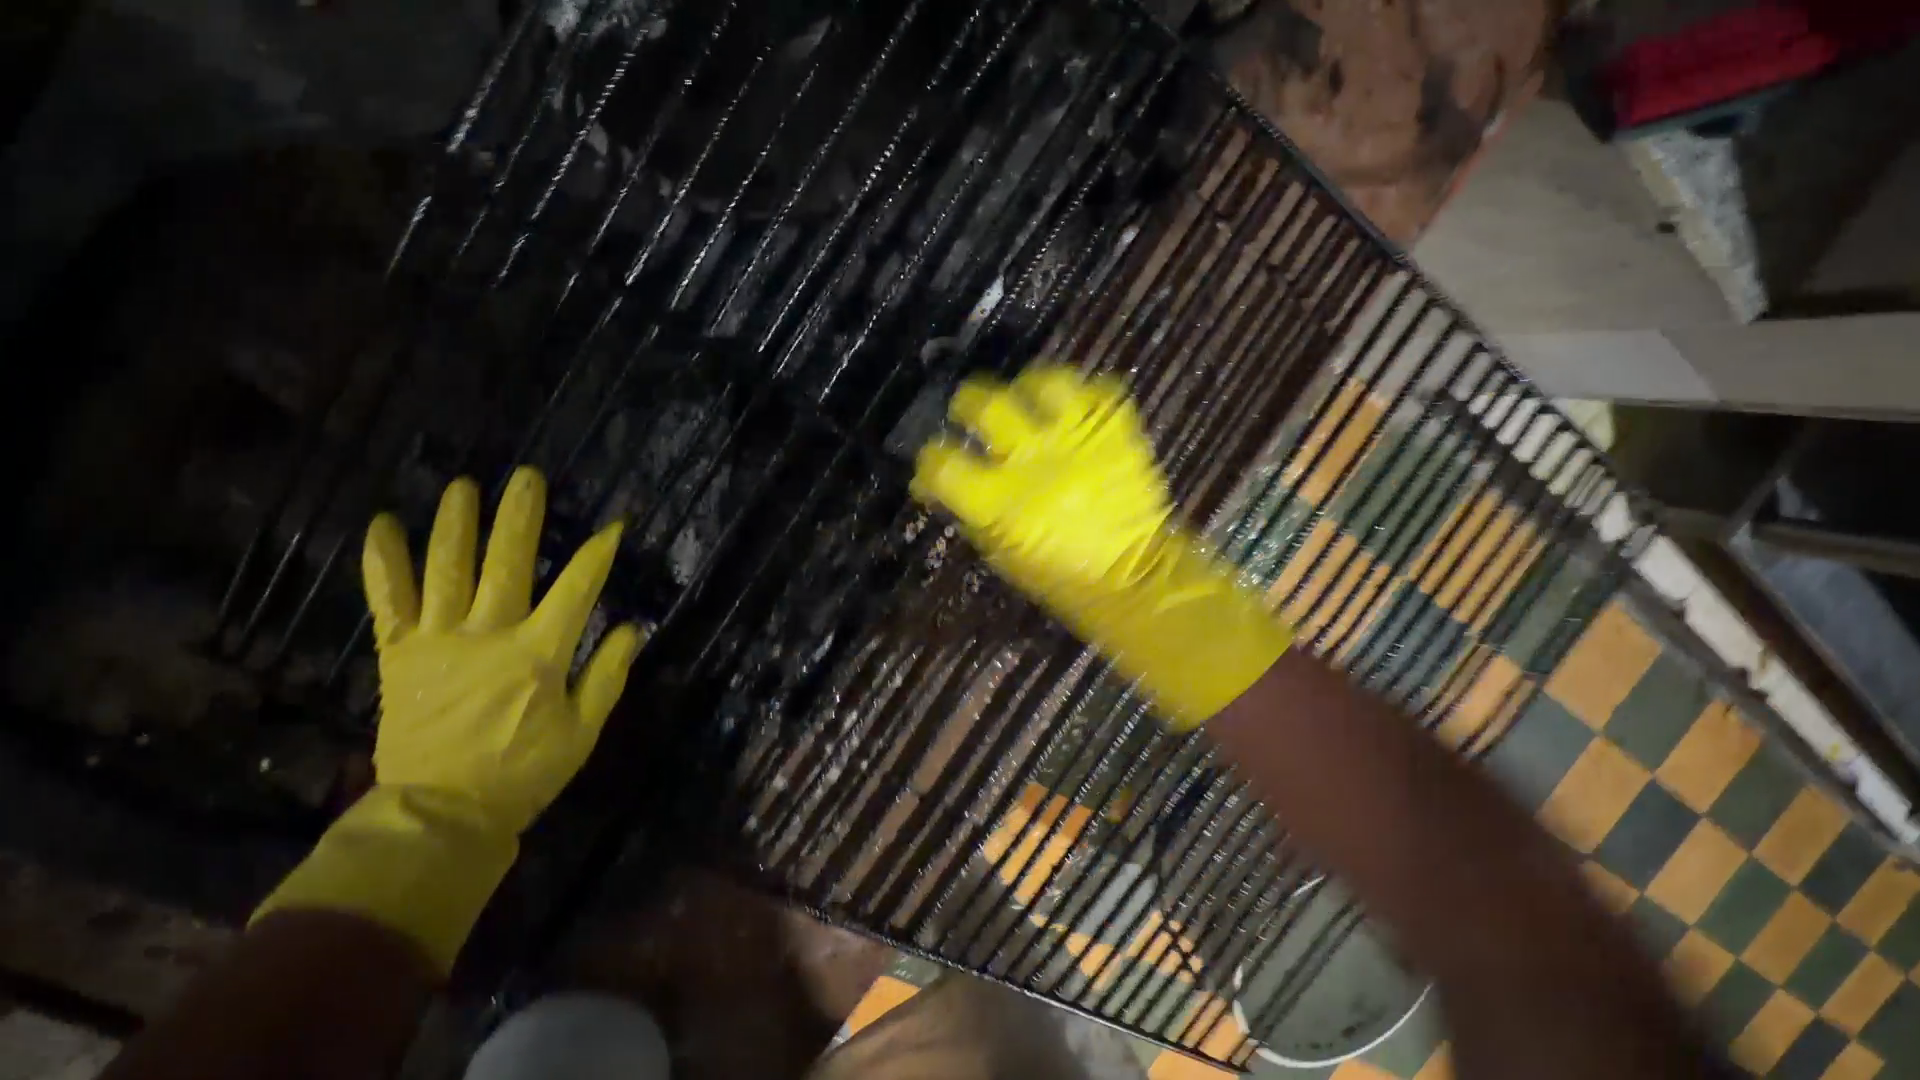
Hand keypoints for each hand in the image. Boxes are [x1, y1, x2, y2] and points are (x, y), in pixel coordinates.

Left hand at [361, 467, 641, 833]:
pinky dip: (383, 562)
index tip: (614, 525)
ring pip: (447, 569)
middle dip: (520, 516)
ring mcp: (439, 639)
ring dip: (456, 524)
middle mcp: (489, 633)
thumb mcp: (582, 733)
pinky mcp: (400, 653)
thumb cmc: (523, 774)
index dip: (598, 554)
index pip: (577, 590)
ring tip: (463, 486)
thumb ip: (607, 677)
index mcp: (539, 654)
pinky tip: (382, 525)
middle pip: (507, 563)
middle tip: (526, 476)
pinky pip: (389, 600)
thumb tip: (631, 628)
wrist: (441, 813)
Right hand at [912, 367, 1292, 729]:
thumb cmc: (1061, 577)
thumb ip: (972, 514)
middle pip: (986, 405)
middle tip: (971, 410)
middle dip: (968, 403)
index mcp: (997, 499)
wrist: (1133, 578)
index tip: (935, 463)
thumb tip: (942, 486)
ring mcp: (1078, 439)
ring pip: (1046, 382)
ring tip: (1029, 397)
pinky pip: (1099, 390)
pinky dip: (1085, 394)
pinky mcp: (1116, 432)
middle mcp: (1032, 459)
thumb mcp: (1002, 554)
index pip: (943, 462)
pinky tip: (1076, 408)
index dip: (931, 459)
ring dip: (1031, 386)